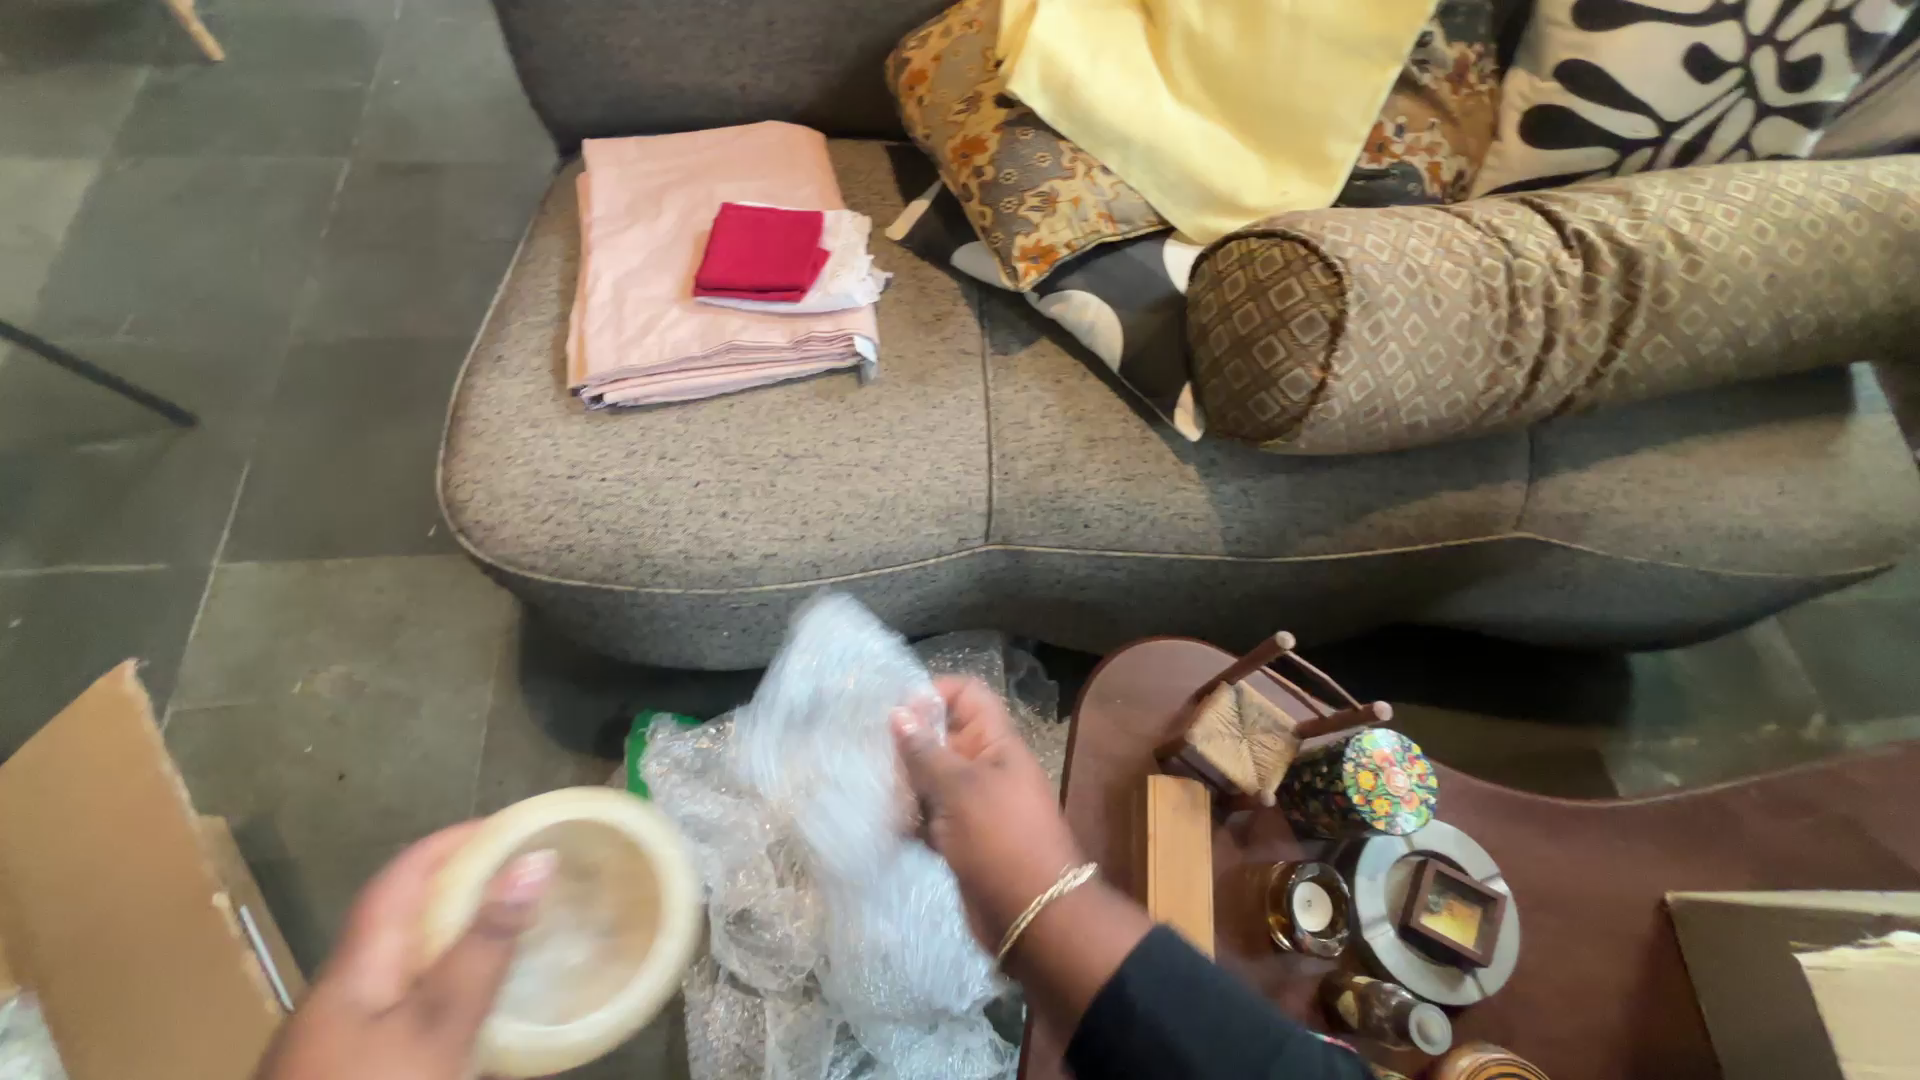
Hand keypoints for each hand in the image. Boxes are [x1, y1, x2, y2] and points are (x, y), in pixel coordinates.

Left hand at [253, 824, 555, 1079]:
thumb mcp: (439, 1026)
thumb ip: (485, 946)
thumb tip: (536, 857)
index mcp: (355, 969)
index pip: (402, 877)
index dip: (455, 840)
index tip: (516, 827)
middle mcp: (345, 997)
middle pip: (410, 922)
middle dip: (474, 893)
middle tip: (538, 884)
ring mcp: (348, 1042)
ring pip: (417, 971)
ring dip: (472, 948)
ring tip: (531, 942)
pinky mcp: (361, 1071)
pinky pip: (418, 1016)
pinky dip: (462, 1002)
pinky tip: (499, 1026)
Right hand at [891, 676, 1083, 953]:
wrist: (1034, 918)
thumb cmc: (1001, 840)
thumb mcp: (961, 789)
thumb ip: (926, 751)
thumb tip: (898, 712)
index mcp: (996, 743)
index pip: (966, 695)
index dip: (933, 693)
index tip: (894, 712)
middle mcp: (985, 766)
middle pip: (944, 735)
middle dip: (908, 741)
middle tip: (869, 751)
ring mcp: (973, 804)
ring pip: (933, 777)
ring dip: (905, 781)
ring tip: (869, 785)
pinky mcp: (961, 837)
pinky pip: (931, 814)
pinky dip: (910, 817)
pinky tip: (884, 822)